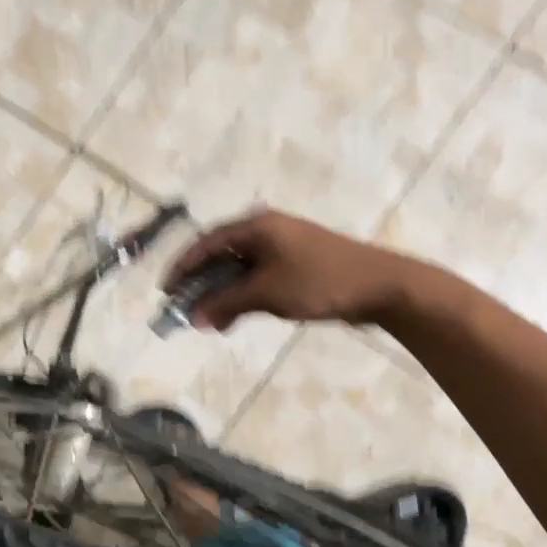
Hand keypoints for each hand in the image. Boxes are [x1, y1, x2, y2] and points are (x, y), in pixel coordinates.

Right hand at [164, 209, 427, 330]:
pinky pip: (257, 278)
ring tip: (210, 321)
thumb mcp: (266, 294)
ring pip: (239, 270)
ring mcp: (283, 248)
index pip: (205, 242)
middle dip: (200, 284)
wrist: (381, 286)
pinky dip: (242, 296)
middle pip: (220, 255)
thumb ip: (226, 304)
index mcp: (256, 226)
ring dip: (221, 294)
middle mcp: (266, 230)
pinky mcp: (296, 265)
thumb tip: (194, 318)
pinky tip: (236, 318)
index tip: (165, 292)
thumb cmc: (319, 282)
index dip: (182, 267)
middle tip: (184, 309)